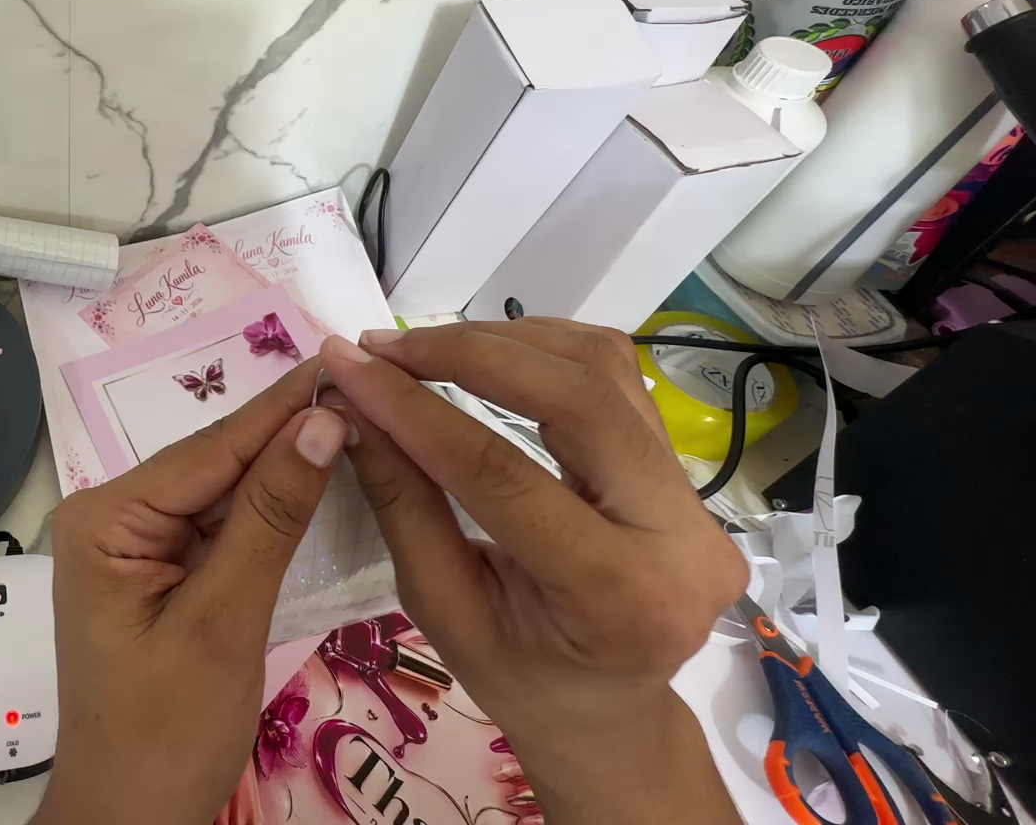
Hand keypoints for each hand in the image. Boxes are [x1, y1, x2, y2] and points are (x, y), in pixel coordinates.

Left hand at [33, 360, 348, 824]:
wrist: (131, 814)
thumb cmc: (168, 731)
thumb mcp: (225, 620)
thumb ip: (269, 518)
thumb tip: (318, 425)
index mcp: (106, 518)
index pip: (206, 451)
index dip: (276, 410)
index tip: (335, 365)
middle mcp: (110, 515)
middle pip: (210, 465)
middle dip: (280, 433)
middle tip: (354, 389)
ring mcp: (131, 541)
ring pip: (216, 491)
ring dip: (277, 467)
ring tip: (344, 421)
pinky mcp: (154, 566)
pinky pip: (214, 525)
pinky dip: (262, 510)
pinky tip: (307, 480)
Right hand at [317, 319, 745, 824]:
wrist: (601, 705)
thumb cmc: (511, 672)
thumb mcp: (436, 603)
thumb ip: (399, 500)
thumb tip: (348, 408)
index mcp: (617, 596)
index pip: (499, 471)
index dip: (411, 408)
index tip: (346, 364)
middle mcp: (683, 534)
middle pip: (577, 395)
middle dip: (465, 352)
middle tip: (380, 347)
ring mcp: (696, 495)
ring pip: (600, 366)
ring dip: (498, 339)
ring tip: (418, 349)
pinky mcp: (682, 465)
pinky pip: (611, 373)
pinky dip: (533, 346)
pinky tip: (477, 354)